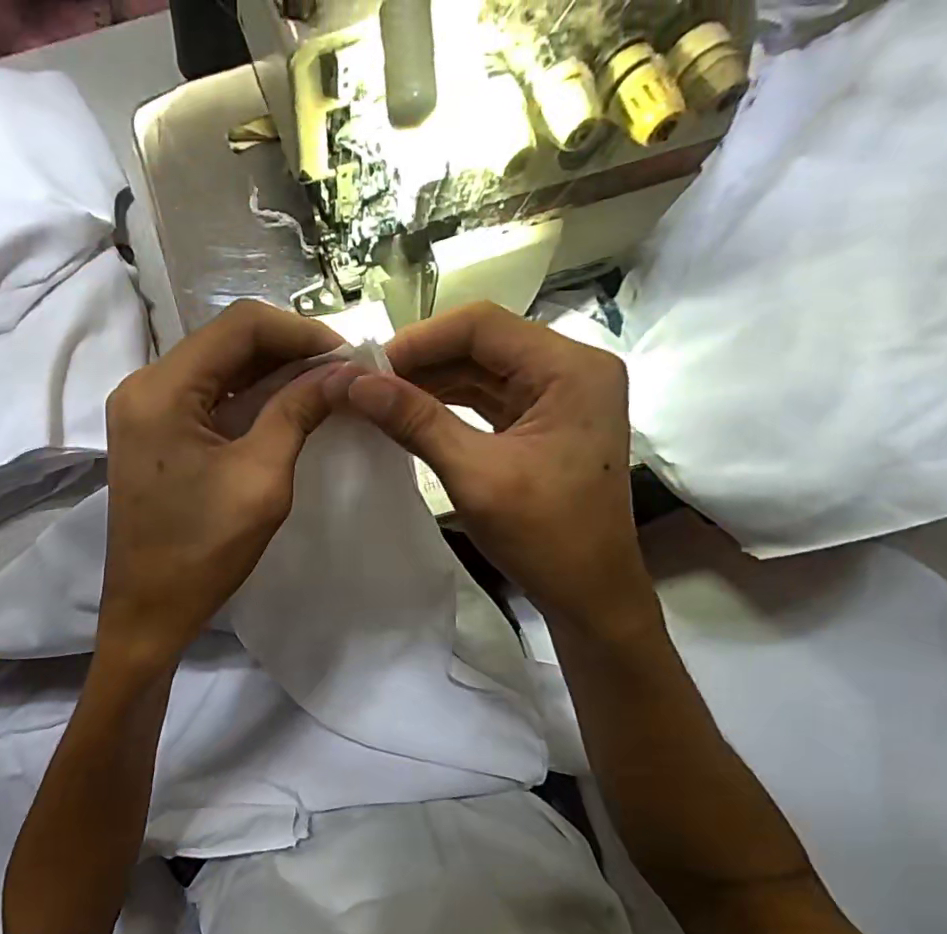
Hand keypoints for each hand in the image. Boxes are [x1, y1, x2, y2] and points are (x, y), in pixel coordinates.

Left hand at [98, 300, 344, 667]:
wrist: (149, 609)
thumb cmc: (203, 551)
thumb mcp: (261, 479)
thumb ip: (298, 412)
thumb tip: (343, 372)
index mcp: (162, 390)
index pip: (240, 325)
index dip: (300, 332)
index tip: (347, 358)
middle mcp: (144, 384)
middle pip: (227, 340)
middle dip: (289, 350)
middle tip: (342, 374)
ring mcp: (144, 407)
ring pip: (220, 366)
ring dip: (272, 372)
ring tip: (324, 389)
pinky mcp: (153, 430)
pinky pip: (207, 395)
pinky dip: (249, 396)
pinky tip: (288, 407)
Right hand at [326, 301, 654, 636]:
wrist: (591, 595)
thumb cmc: (545, 537)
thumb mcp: (475, 475)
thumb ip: (416, 422)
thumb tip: (355, 385)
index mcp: (571, 369)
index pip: (483, 326)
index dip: (420, 340)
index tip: (368, 367)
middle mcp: (572, 369)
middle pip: (483, 344)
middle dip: (422, 362)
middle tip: (366, 383)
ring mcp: (562, 396)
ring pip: (484, 370)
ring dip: (432, 382)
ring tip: (379, 397)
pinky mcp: (548, 421)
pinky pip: (491, 398)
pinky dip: (450, 404)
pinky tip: (411, 412)